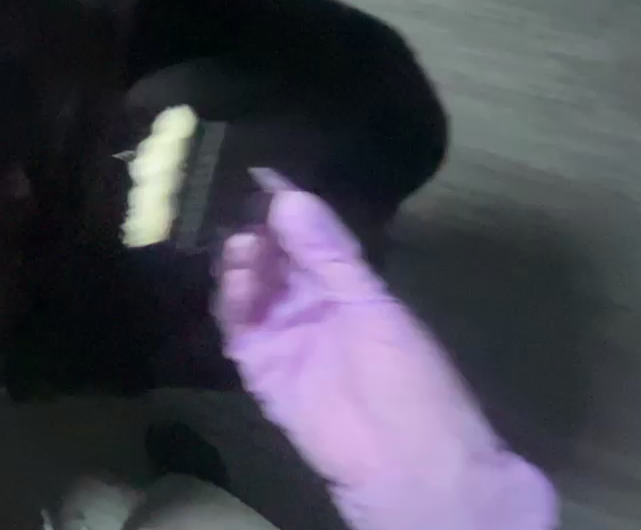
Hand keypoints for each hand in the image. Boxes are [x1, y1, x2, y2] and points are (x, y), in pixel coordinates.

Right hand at [215, 170, 556, 529]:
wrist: (409, 467)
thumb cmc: (411, 382)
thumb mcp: (375, 308)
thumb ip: (328, 254)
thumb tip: (289, 196)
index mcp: (341, 284)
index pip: (303, 233)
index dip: (282, 204)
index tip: (258, 173)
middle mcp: (304, 299)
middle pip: (268, 252)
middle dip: (253, 228)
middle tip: (241, 209)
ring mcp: (276, 327)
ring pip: (245, 280)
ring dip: (240, 259)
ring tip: (243, 244)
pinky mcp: (253, 357)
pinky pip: (232, 319)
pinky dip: (229, 296)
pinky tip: (235, 279)